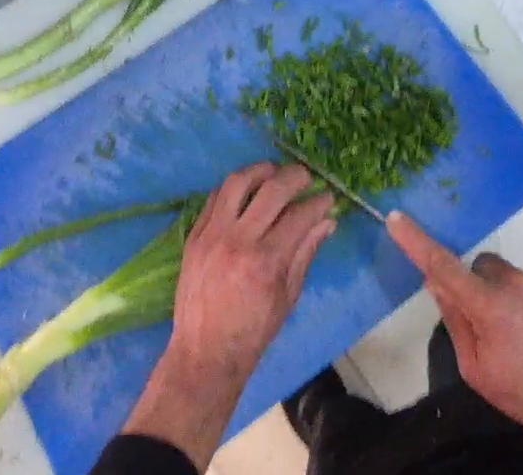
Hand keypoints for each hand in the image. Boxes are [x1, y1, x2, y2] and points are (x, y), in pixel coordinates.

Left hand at [124, 163, 335, 469]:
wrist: (204, 352)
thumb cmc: (254, 331)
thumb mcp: (289, 295)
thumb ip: (306, 252)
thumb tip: (328, 221)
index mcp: (266, 261)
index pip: (299, 215)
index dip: (319, 202)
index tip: (328, 198)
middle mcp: (238, 240)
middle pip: (271, 189)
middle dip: (295, 177)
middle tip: (307, 178)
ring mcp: (212, 235)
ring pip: (238, 183)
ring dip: (261, 171)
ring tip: (276, 172)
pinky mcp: (194, 235)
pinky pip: (215, 197)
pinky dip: (235, 188)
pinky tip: (249, 190)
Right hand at [386, 211, 522, 431]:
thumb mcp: (478, 370)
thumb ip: (455, 322)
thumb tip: (437, 284)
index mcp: (488, 305)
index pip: (442, 266)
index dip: (416, 241)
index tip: (397, 218)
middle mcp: (516, 282)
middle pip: (483, 268)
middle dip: (480, 287)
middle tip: (492, 325)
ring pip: (515, 278)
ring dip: (514, 297)